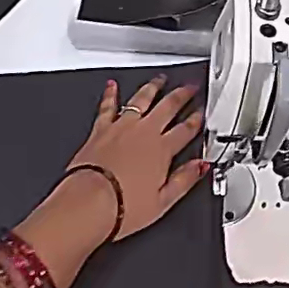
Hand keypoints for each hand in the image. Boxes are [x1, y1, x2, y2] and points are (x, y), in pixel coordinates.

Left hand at [67, 77, 208, 241]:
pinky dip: (111, 94)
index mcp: (162, 149)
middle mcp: (144, 133)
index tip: (201, 112)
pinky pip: (108, 106)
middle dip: (182, 95)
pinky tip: (113, 86)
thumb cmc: (121, 207)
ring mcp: (122, 128)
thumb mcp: (163, 201)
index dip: (196, 119)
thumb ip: (185, 180)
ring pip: (142, 99)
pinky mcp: (100, 130)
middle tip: (190, 87)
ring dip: (153, 87)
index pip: (186, 129)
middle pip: (168, 106)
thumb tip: (200, 167)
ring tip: (160, 80)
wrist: (87, 204)